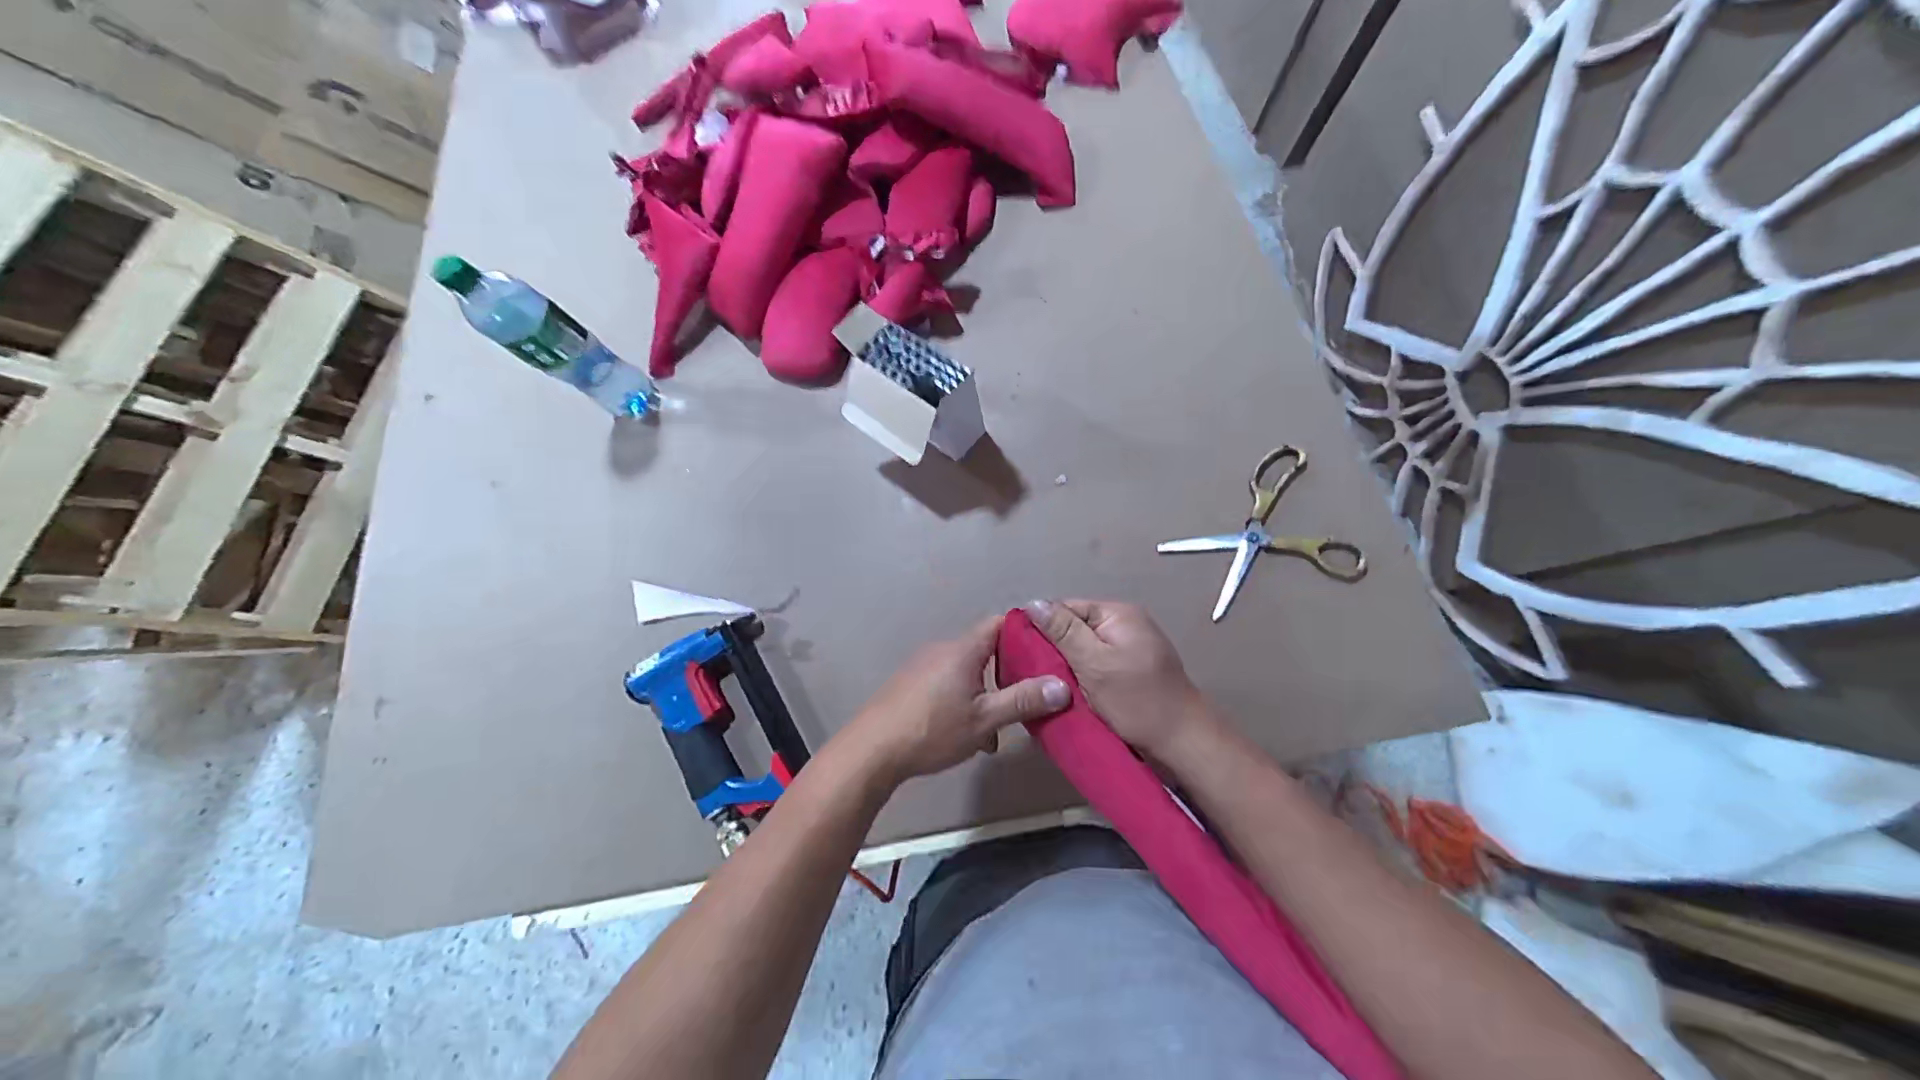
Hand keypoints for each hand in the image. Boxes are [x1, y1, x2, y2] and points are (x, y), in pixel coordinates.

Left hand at [843, 614, 1071, 785]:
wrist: (872, 750)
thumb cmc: (932, 730)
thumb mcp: (985, 719)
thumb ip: (1023, 701)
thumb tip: (1063, 685)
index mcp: (963, 649)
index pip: (1001, 623)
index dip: (1027, 632)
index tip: (1048, 651)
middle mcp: (943, 649)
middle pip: (986, 649)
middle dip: (1009, 672)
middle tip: (1031, 695)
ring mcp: (923, 666)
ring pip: (967, 671)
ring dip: (986, 693)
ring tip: (999, 727)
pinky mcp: (910, 684)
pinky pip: (948, 683)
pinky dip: (965, 700)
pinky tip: (969, 735)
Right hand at [1023, 599, 1215, 762]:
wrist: (1182, 744)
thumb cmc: (1137, 701)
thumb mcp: (1095, 663)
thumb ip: (1064, 632)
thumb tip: (1033, 603)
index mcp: (1118, 614)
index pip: (1065, 608)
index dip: (1040, 627)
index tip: (1017, 652)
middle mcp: (1123, 626)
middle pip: (1073, 629)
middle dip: (1051, 650)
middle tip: (1027, 673)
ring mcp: (1127, 651)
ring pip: (1081, 652)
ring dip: (1063, 668)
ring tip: (1041, 686)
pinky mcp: (1127, 674)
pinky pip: (1094, 668)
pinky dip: (1079, 680)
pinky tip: (1063, 693)